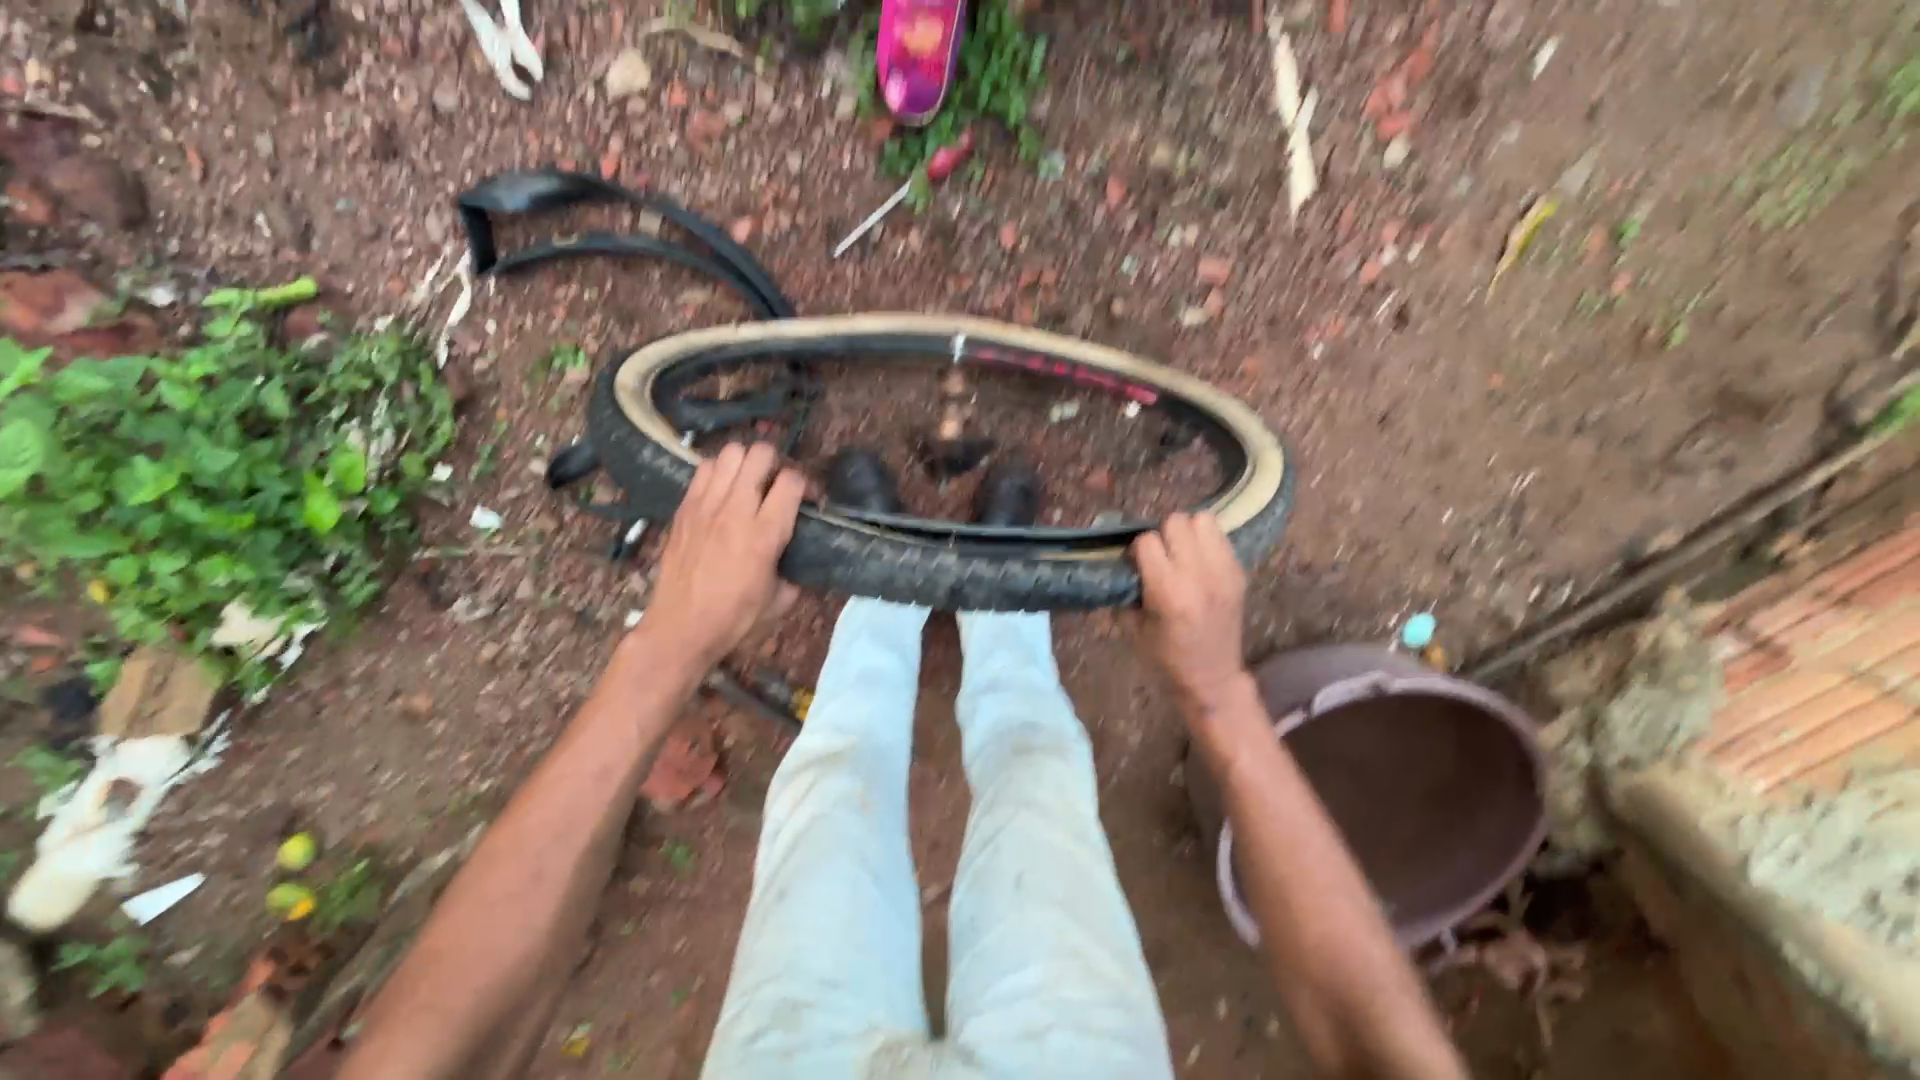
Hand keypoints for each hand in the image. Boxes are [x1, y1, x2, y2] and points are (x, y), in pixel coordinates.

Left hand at [644, 443, 804, 669]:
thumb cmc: (734, 620)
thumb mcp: (779, 601)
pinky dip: (719, 472)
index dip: (807, 485)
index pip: (792, 481)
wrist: (680, 629)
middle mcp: (735, 510)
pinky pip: (703, 468)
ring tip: (749, 483)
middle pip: (760, 454)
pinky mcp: (684, 508)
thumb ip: (794, 572)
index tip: (809, 500)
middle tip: (777, 485)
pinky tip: (723, 492)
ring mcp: (705, 506)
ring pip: (731, 452)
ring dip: (746, 463)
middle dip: (777, 464)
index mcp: (765, 534)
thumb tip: (799, 558)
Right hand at [1131, 512, 1253, 715]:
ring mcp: (1224, 572)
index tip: (1136, 565)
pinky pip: (1220, 536)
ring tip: (1182, 554)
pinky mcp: (1239, 573)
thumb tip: (1120, 562)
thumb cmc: (1165, 658)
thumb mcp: (1132, 628)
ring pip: (1202, 520)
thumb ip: (1124, 590)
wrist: (1212, 677)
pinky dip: (1205, 542)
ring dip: (1187, 532)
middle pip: (1177, 522)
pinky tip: (1199, 563)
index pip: (1147, 541)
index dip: (1137, 550)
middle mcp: (1199, 575)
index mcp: (1169, 592)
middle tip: (1160, 557)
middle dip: (1162, 535)